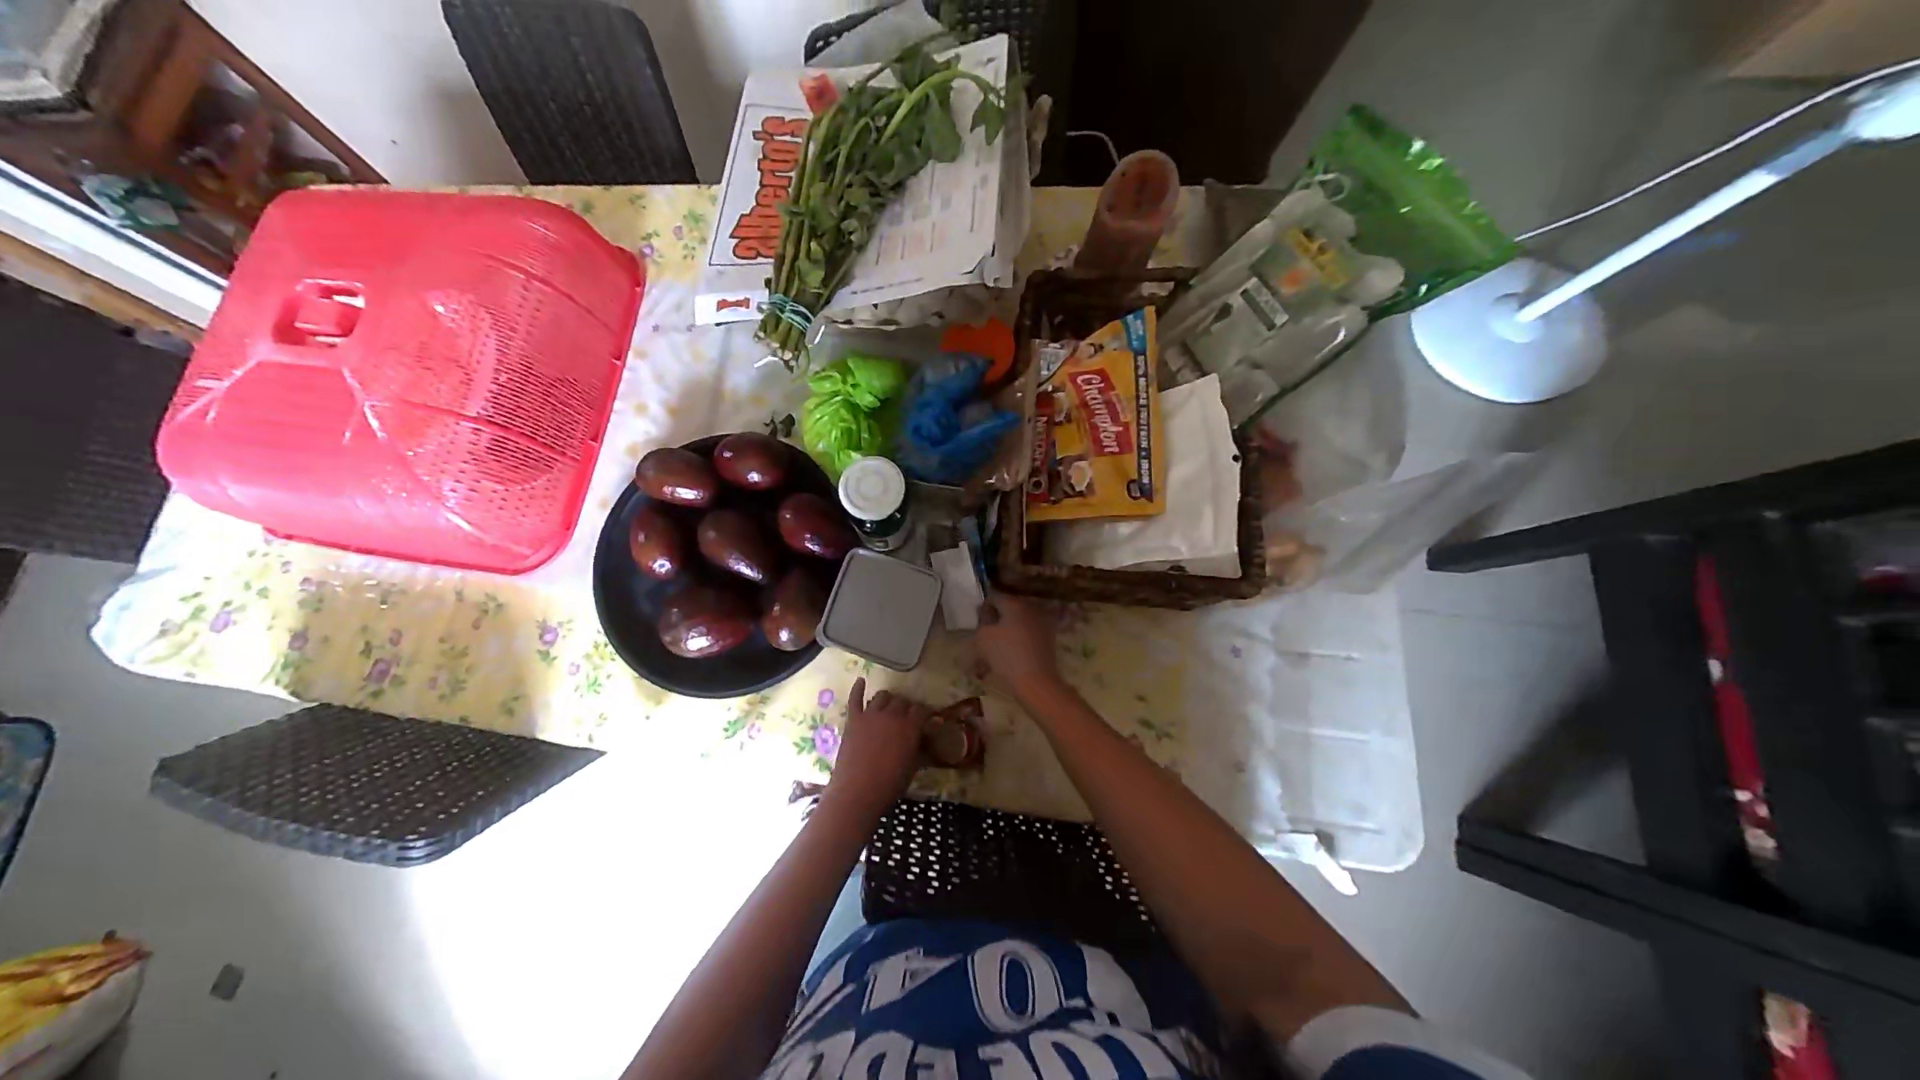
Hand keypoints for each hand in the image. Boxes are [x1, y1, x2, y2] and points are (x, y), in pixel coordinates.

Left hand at [822, 678, 927, 817]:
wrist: (857, 791)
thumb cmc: (890, 784)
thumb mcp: (912, 767)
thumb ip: (919, 748)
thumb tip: (926, 739)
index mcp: (910, 726)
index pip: (921, 710)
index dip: (924, 714)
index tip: (925, 719)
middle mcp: (892, 715)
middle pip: (902, 701)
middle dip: (906, 707)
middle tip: (906, 717)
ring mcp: (870, 715)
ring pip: (882, 696)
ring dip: (888, 700)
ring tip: (888, 706)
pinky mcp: (853, 720)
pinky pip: (855, 699)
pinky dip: (858, 688)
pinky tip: (861, 681)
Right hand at [975, 592, 1062, 697]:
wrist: (1036, 682)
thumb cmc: (1006, 656)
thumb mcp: (982, 638)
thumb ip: (981, 623)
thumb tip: (984, 618)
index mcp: (1015, 604)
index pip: (994, 599)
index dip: (982, 610)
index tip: (976, 624)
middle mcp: (1031, 610)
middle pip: (1007, 612)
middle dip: (994, 623)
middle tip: (983, 639)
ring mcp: (1042, 625)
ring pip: (1017, 626)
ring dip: (1005, 635)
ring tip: (993, 653)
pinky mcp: (1048, 641)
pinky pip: (1026, 638)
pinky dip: (1016, 644)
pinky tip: (1007, 659)